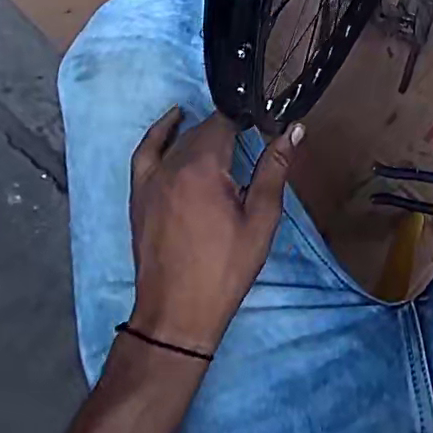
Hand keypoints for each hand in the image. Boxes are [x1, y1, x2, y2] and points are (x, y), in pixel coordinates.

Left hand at [127, 108, 302, 352]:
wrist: (177, 312)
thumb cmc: (225, 269)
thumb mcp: (260, 220)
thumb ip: (274, 169)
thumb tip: (293, 130)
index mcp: (204, 167)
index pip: (224, 122)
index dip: (244, 120)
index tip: (261, 126)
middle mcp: (174, 163)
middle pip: (203, 130)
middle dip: (227, 131)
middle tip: (250, 144)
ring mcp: (152, 176)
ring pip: (181, 140)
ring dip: (202, 135)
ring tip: (225, 144)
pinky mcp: (139, 189)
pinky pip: (147, 149)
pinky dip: (161, 131)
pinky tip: (174, 120)